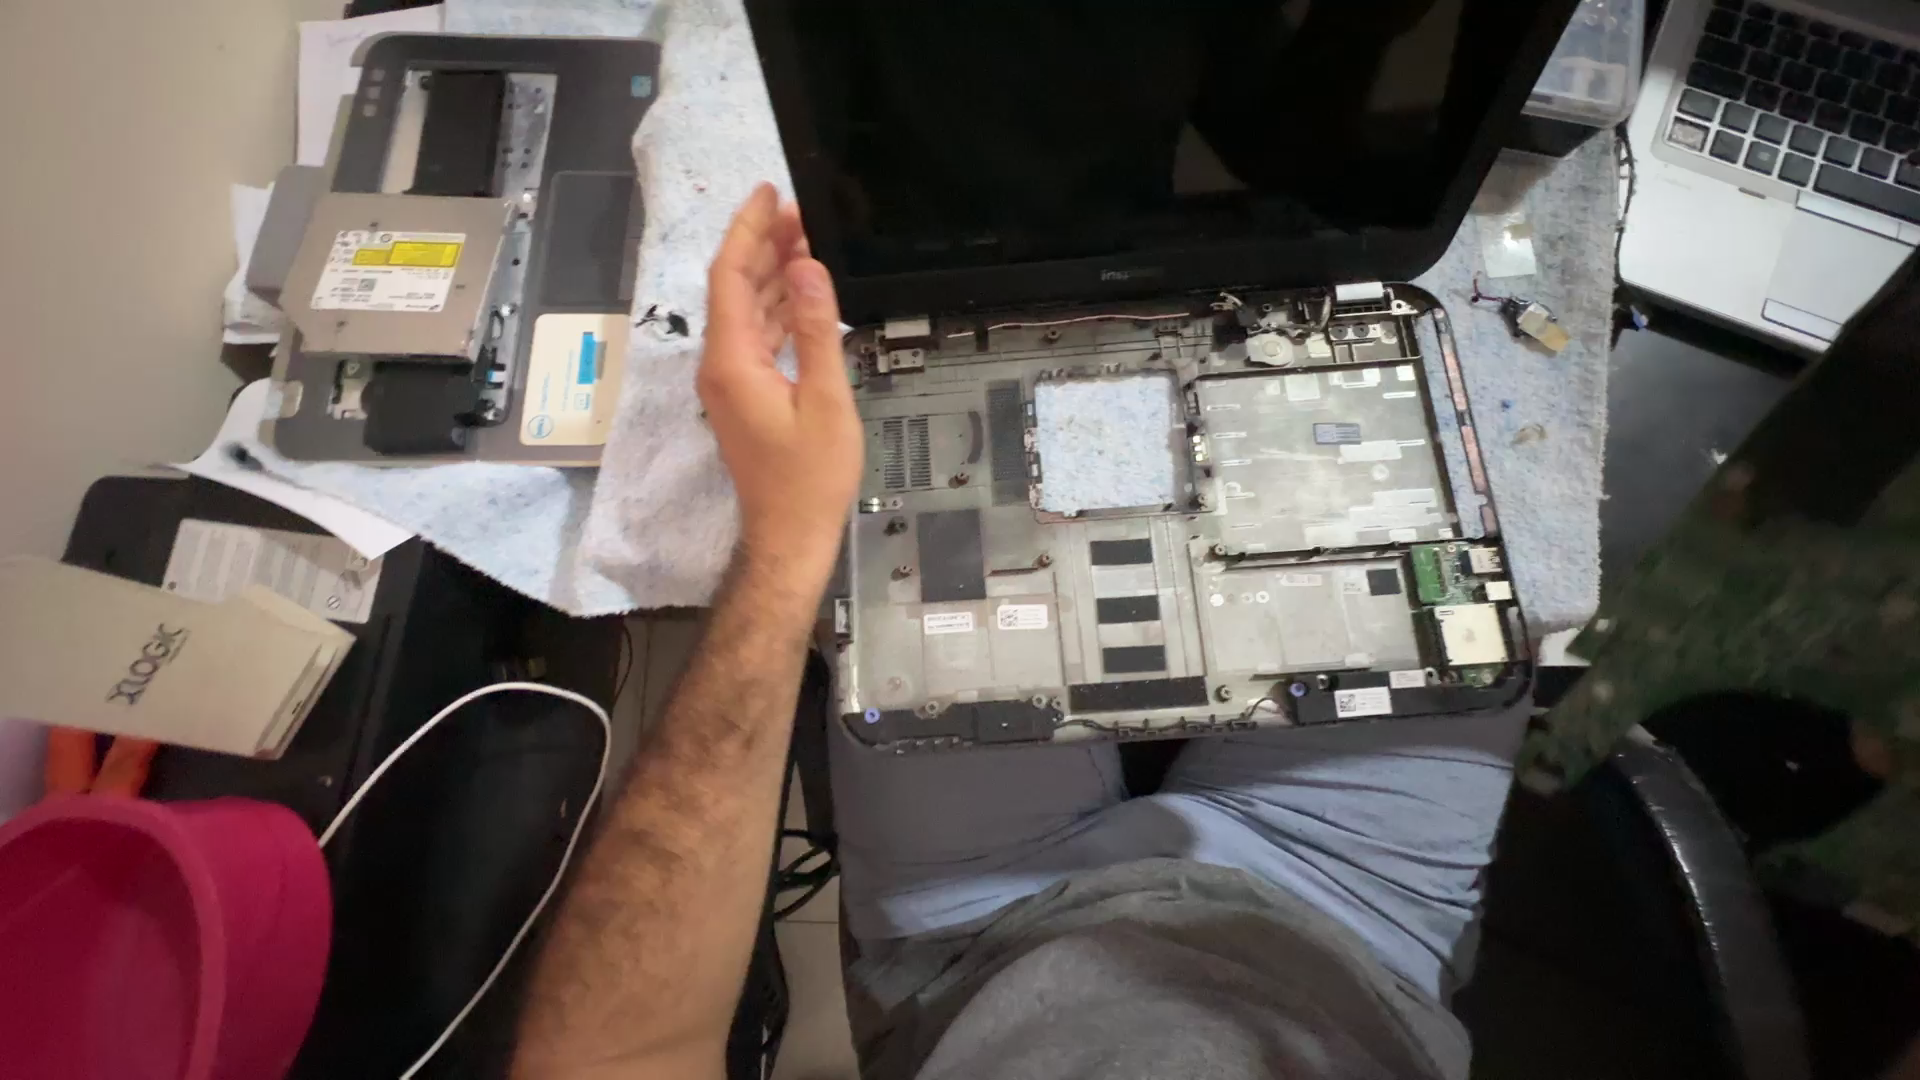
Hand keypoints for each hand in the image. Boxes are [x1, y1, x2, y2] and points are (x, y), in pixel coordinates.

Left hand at [698, 184, 862, 581]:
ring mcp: (730, 383)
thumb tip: (809, 269)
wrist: (789, 532)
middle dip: (763, 248)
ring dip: (772, 279)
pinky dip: (777, 315)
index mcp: (733, 361)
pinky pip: (756, 341)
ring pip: (745, 314)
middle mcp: (721, 366)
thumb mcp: (825, 400)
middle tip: (801, 215)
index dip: (748, 230)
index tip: (771, 194)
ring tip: (806, 248)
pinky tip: (804, 300)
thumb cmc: (811, 476)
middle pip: (734, 289)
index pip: (730, 275)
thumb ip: (818, 331)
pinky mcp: (743, 398)